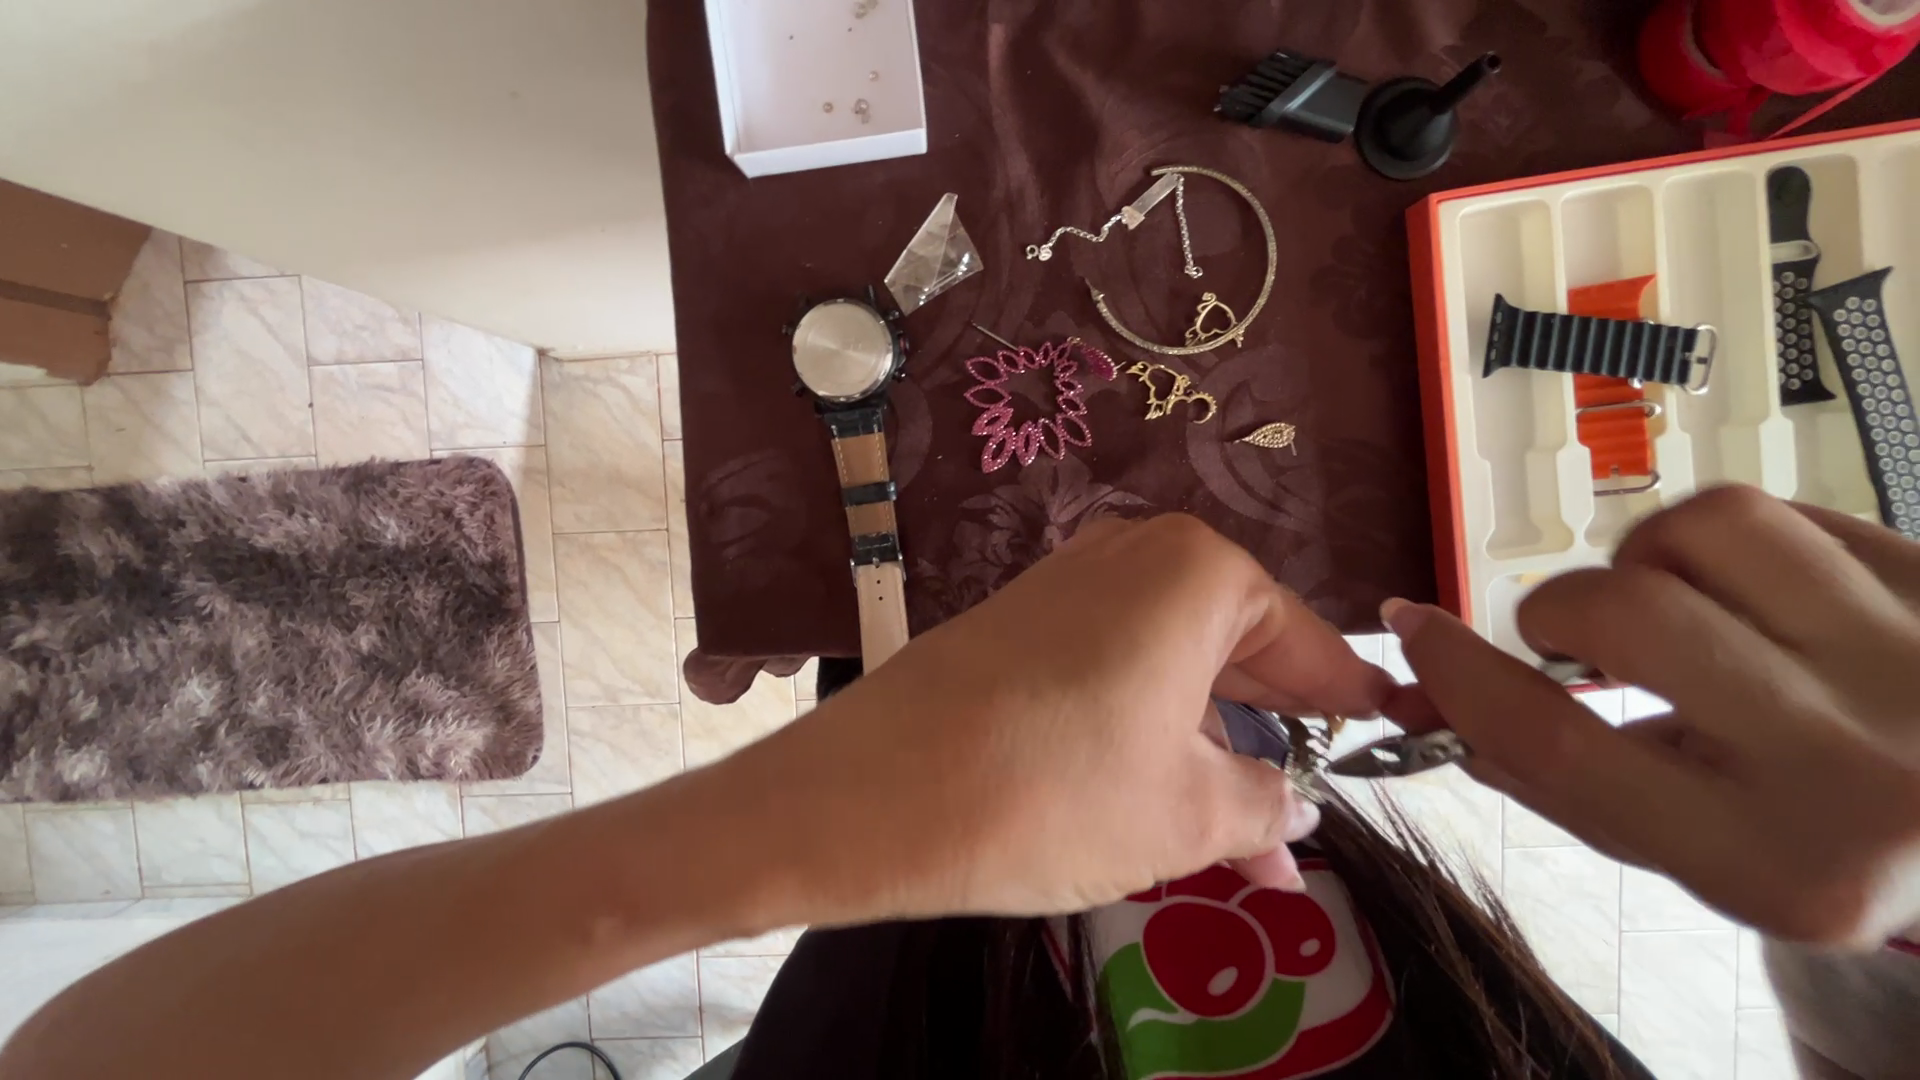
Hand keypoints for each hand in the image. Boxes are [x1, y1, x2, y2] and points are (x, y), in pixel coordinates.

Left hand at [722, 514, 1393, 923]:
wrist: (872, 792)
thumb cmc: (1055, 790)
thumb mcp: (1186, 813)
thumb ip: (1261, 803)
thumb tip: (1295, 805)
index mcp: (1194, 573)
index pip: (1300, 638)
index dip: (1344, 695)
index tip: (1387, 732)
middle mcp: (1130, 558)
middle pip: (1231, 650)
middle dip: (1270, 737)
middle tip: (1307, 808)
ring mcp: (1065, 588)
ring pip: (1168, 669)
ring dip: (1206, 749)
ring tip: (1241, 841)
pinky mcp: (1017, 625)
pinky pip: (1110, 672)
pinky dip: (1144, 730)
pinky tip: (1157, 796)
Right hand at [1384, 486, 1919, 945]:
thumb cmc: (1809, 843)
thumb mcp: (1675, 844)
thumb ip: (1541, 773)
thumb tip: (1420, 696)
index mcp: (1771, 858)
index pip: (1554, 741)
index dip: (1457, 672)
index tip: (1409, 625)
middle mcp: (1861, 767)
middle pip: (1627, 612)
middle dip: (1560, 607)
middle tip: (1572, 633)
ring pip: (1712, 524)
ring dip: (1650, 554)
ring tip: (1672, 596)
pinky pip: (1788, 511)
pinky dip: (1728, 541)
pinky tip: (1748, 591)